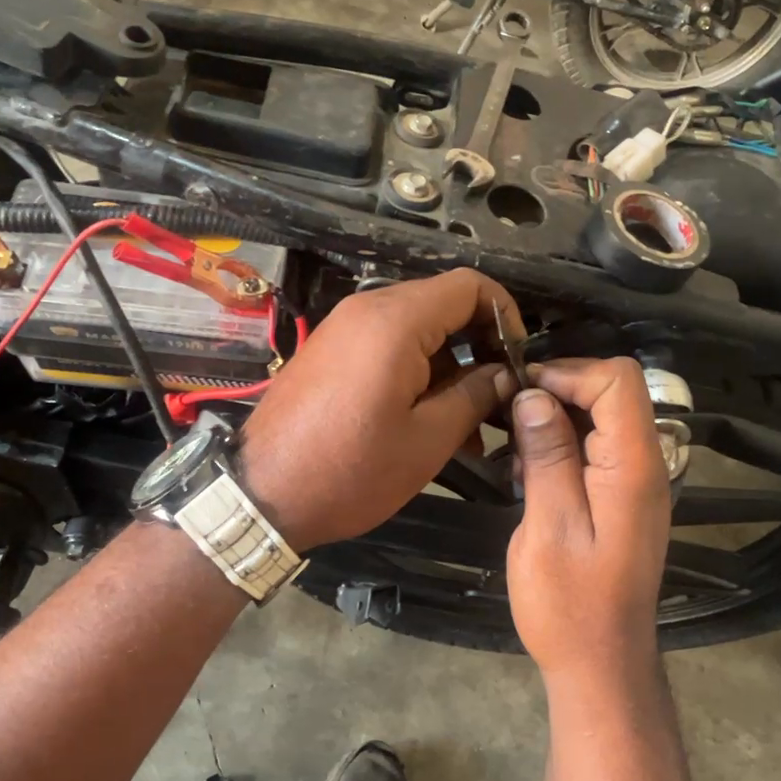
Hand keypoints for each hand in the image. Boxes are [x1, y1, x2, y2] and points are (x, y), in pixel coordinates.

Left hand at [238, 269, 521, 551]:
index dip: (505, 315)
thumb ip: (475, 395)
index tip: (519, 360)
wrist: (261, 495)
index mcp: (396, 321)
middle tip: (499, 395)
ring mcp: (344, 327)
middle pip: (443, 304)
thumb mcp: (427, 440)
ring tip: (469, 423)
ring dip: (450, 364)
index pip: (470, 285)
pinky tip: (429, 419)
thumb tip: (504, 373)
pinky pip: (387, 344)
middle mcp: (368, 309)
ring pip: (417, 327)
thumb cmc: (350, 471)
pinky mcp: (331, 350)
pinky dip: (417, 370)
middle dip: (480, 343)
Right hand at [505, 358, 671, 681]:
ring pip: (600, 420)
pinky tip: (527, 475)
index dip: (567, 373)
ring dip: (554, 422)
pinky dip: (560, 449)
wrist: (600, 666)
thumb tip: (534, 396)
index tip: (521, 393)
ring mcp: (635, 485)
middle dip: (557, 393)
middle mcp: (644, 467)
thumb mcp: (549, 526)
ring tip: (512, 452)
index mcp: (633, 467)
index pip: (617, 381)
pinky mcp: (620, 501)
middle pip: (612, 394)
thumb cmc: (569, 604)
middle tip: (508, 419)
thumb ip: (548, 456)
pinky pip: (595, 451)